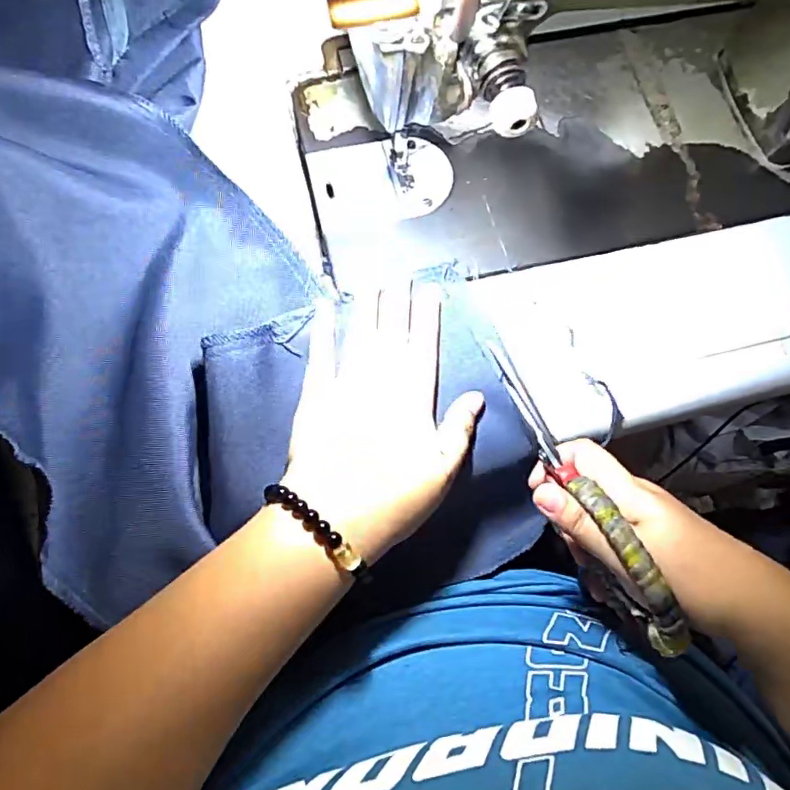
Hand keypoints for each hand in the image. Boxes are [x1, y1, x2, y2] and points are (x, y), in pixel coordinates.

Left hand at [278, 283, 483, 564]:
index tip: (428, 289)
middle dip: (397, 301)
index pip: (424, 346)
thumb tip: (475, 396)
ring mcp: (345, 386)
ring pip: (359, 335)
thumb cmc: (394, 499)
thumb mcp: (441, 471)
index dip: (427, 316)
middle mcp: (381, 382)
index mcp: (414, 398)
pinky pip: (320, 355)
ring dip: (366, 306)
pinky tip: (323, 309)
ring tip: (371, 281)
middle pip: (392, 332)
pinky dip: (322, 330)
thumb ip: (458, 429)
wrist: (331, 517)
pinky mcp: (314, 397)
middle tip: (398, 272)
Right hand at [527, 440, 789, 649]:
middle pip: (582, 489)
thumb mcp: (627, 556)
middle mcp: (634, 497)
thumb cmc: (691, 577)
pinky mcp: (652, 539)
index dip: (554, 468)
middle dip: (568, 520)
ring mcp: (644, 518)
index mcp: (629, 491)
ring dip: (586, 547)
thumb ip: (583, 523)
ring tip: (598, 581)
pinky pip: (614, 538)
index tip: (542, 503)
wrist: (749, 603)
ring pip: (595, 519)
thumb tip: (540, 491)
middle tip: (579, 556)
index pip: (580, 452)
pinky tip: (612, 587)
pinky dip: (605, 559)